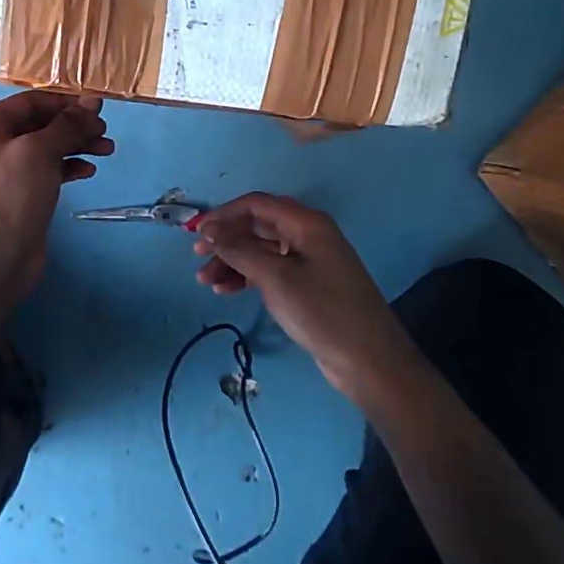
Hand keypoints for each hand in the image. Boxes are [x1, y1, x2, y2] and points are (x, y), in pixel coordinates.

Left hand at [0, 91, 113, 292]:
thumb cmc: (11, 196)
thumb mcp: (40, 151)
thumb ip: (68, 124)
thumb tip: (92, 102)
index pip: (30, 102)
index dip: (65, 102)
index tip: (97, 109)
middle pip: (39, 124)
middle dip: (74, 126)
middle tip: (104, 133)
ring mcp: (3, 172)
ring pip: (46, 148)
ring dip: (77, 146)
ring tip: (107, 151)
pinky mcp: (18, 195)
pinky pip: (46, 171)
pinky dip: (67, 167)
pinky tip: (88, 171)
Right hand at [192, 193, 416, 400]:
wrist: (368, 359)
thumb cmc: (322, 311)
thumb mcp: (275, 278)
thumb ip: (239, 250)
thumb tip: (210, 229)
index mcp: (306, 223)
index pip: (256, 205)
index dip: (223, 215)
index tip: (196, 233)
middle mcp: (308, 234)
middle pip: (257, 226)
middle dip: (226, 240)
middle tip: (198, 259)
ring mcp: (309, 260)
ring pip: (261, 250)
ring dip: (233, 261)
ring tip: (207, 282)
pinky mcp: (308, 283)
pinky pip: (270, 269)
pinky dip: (248, 276)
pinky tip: (226, 291)